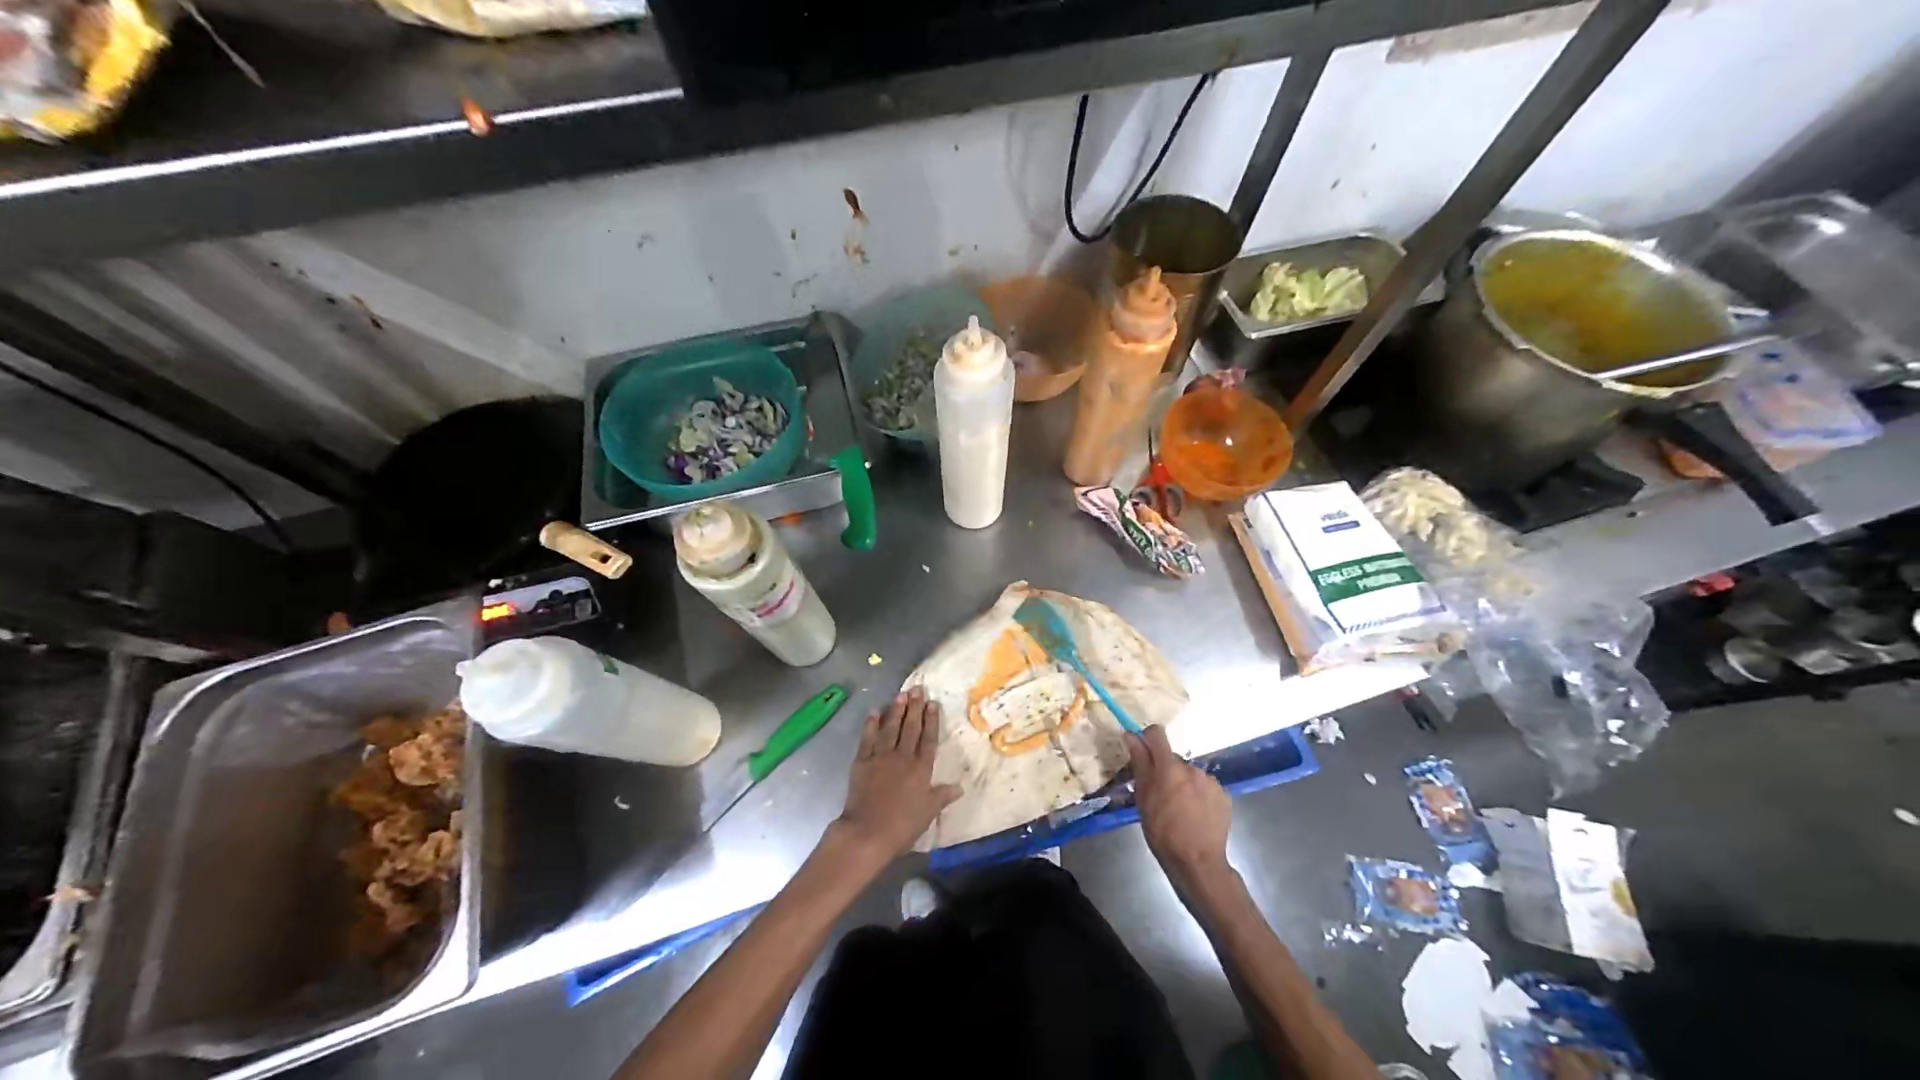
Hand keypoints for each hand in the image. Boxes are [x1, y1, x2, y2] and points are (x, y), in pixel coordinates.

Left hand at [833, 688, 961, 864]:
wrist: (868, 832)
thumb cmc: (902, 825)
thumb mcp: (928, 812)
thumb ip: (942, 796)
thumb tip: (959, 787)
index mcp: (921, 769)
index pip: (928, 739)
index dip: (931, 720)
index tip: (933, 703)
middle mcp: (903, 757)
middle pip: (911, 728)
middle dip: (915, 707)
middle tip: (918, 689)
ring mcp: (881, 757)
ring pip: (891, 728)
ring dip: (896, 710)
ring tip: (901, 694)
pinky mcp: (862, 761)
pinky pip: (867, 738)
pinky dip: (871, 724)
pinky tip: (874, 711)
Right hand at [1127, 724, 1231, 884]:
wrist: (1198, 862)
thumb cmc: (1163, 832)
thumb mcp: (1144, 798)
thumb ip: (1140, 763)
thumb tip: (1131, 735)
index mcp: (1169, 767)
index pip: (1157, 734)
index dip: (1147, 740)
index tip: (1143, 753)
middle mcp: (1192, 768)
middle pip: (1173, 758)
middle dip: (1165, 770)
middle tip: (1160, 794)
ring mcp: (1211, 782)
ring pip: (1190, 774)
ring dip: (1183, 783)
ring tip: (1180, 809)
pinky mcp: (1224, 795)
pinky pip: (1205, 787)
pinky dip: (1198, 795)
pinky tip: (1195, 815)